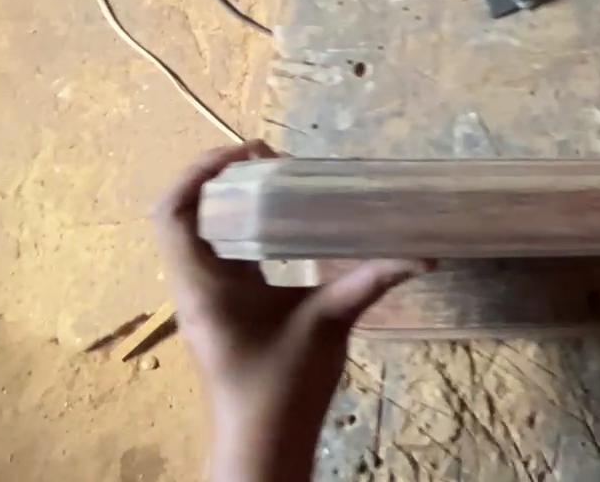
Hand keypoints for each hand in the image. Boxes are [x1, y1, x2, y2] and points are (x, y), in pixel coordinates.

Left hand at [153, 142, 426, 481]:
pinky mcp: (220, 307)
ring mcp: (203, 299)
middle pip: (179, 215)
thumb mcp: (331, 324)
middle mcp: (195, 288)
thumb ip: (373, 279)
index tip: (249, 152)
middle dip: (215, 176)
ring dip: (221, 197)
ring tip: (269, 176)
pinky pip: (212, 250)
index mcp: (206, 287)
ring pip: (191, 232)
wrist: (262, 447)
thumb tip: (425, 253)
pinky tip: (273, 218)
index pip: (174, 216)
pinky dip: (233, 223)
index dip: (200, 172)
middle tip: (266, 157)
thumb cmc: (284, 388)